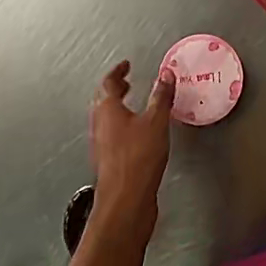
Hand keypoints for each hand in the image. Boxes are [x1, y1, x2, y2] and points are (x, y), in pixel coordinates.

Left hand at [88, 60, 174, 238]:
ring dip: (118, 108)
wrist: (126, 200)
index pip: (108, 82)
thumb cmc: (137, 160)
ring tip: (132, 105)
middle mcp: (99, 125)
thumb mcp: (156, 122)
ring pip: (106, 118)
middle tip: (126, 82)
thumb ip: (161, 97)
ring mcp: (101, 144)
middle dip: (115, 89)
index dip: (118, 71)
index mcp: (107, 109)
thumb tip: (165, 76)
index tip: (125, 65)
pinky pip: (112, 135)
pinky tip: (135, 134)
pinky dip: (122, 126)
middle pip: (103, 100)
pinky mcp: (108, 160)